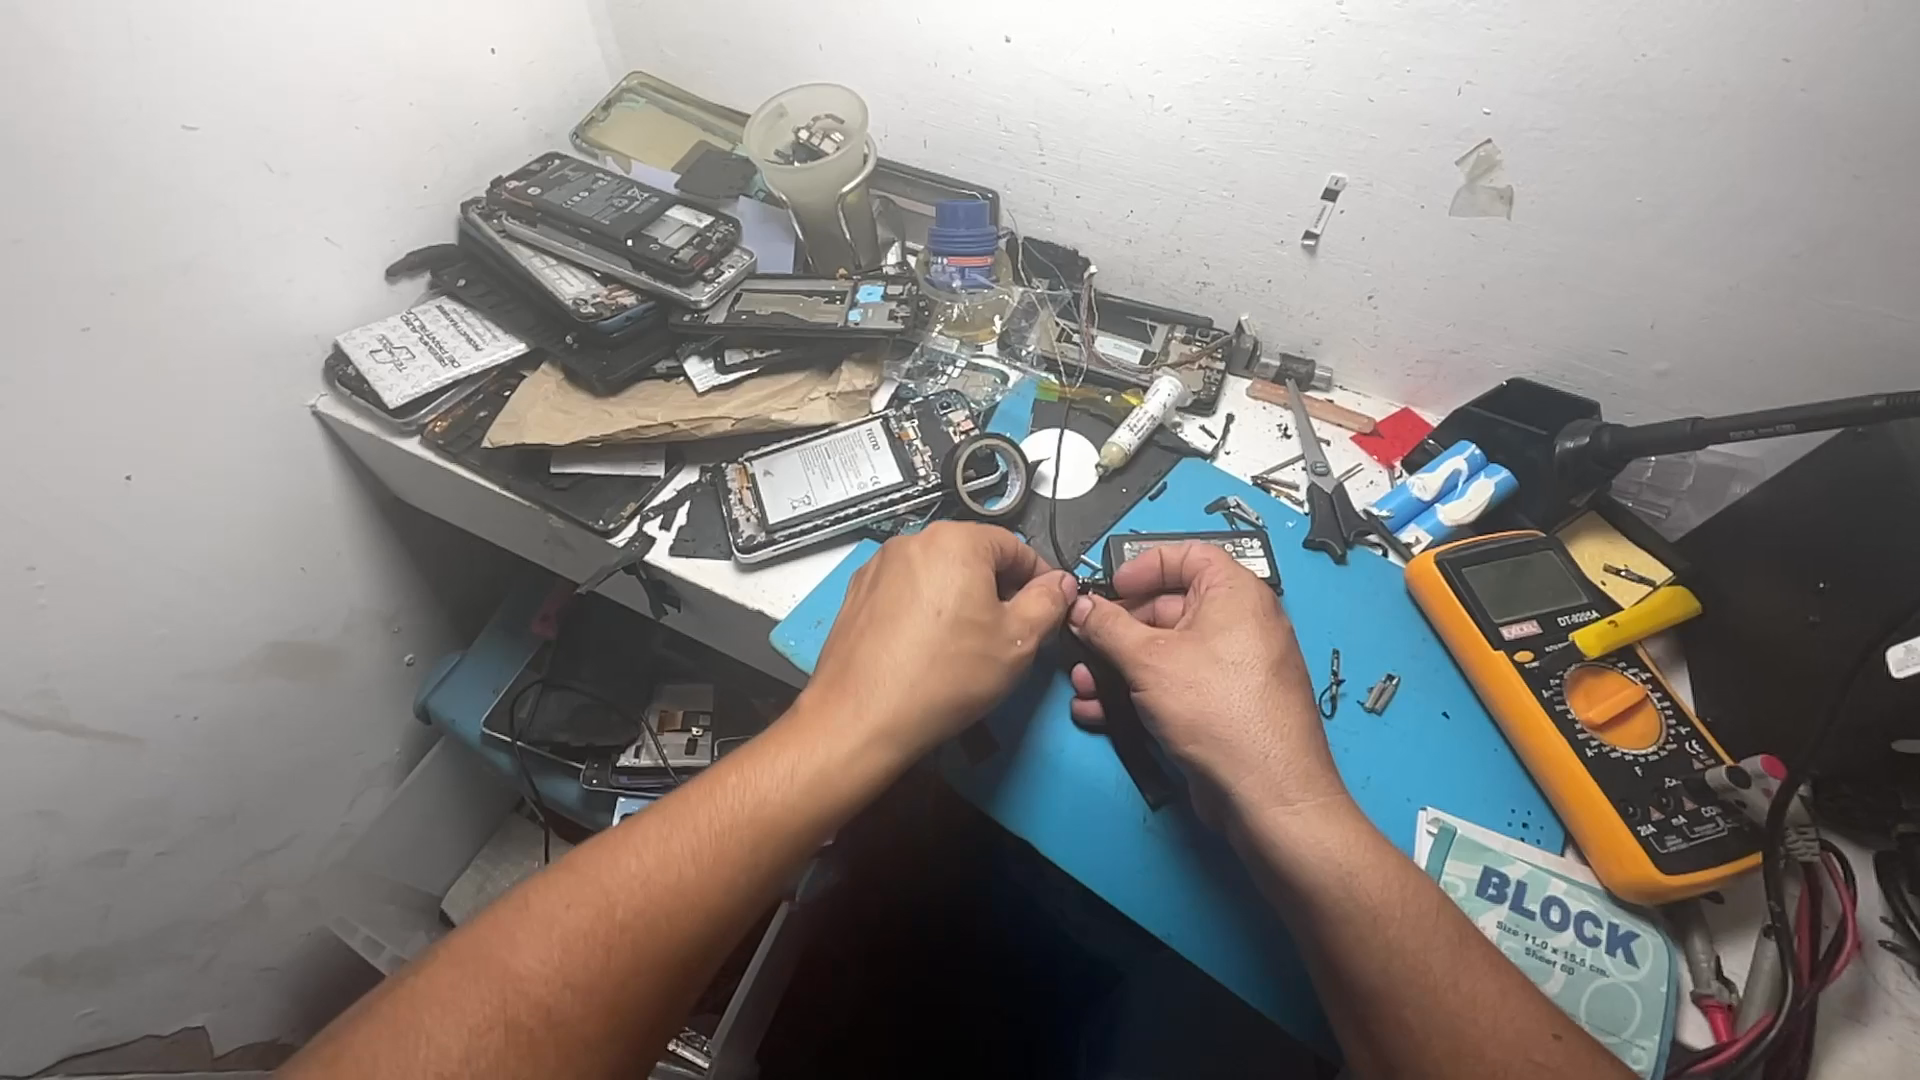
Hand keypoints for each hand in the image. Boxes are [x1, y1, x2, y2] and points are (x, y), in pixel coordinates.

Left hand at [801, 522, 1075, 760]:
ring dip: (959, 599)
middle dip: (997, 589)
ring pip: (938, 574)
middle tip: (1009, 632)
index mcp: (956, 541)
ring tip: (966, 645)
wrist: (861, 717)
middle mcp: (913, 541)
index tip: (1046, 607)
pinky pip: (906, 591)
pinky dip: (924, 609)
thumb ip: (1047, 602)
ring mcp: (879, 566)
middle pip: (973, 556)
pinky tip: (927, 648)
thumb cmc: (944, 677)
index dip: (1038, 578)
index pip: (1015, 546)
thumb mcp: (1017, 642)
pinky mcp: (858, 593)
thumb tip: (1059, 583)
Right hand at [1067, 542, 1345, 820]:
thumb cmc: (1218, 710)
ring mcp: (1231, 668)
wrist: (1267, 795)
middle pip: (1168, 607)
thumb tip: (1080, 606)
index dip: (1144, 566)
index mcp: (1235, 594)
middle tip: (1083, 642)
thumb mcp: (1149, 659)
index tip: (1110, 587)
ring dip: (1118, 665)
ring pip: (1164, 651)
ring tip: (1083, 684)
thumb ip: (1107, 626)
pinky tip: (1100, 710)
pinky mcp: (1221, 706)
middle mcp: (1239, 624)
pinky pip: (1174, 684)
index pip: (1188, 555)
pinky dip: (1138, 691)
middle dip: (1117, 628)